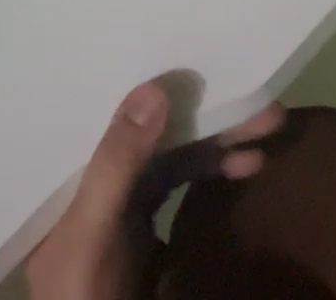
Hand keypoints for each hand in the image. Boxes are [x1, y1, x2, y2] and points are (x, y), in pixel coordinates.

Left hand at [25, 82, 283, 299]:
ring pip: (174, 153)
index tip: (196, 58)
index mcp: (68, 165)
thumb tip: (153, 87)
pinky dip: (214, 171)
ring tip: (267, 128)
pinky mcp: (146, 227)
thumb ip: (116, 164)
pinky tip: (248, 165)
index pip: (108, 106)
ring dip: (219, 141)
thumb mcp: (90, 229)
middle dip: (205, 114)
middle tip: (260, 102)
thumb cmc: (78, 293)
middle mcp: (95, 173)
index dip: (149, 81)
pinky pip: (182, 182)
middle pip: (153, 129)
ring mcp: (123, 202)